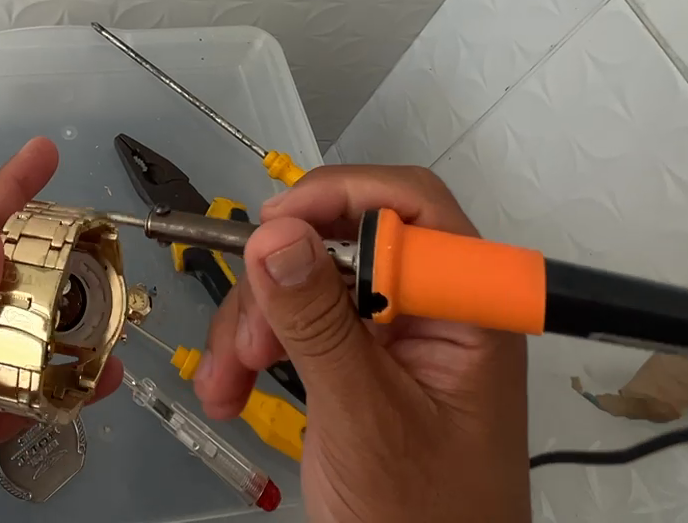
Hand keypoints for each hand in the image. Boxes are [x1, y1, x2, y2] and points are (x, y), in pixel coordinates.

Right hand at [195, 166, 528, 522]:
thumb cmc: (419, 519)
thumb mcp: (364, 420)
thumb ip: (319, 325)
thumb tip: (274, 233)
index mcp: (463, 309)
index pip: (412, 205)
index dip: (343, 197)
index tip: (274, 226)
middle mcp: (425, 305)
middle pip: (339, 239)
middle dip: (279, 282)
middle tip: (247, 339)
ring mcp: (385, 330)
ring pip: (301, 276)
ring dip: (251, 321)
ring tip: (225, 381)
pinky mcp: (349, 353)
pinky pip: (290, 317)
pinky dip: (249, 346)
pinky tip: (228, 387)